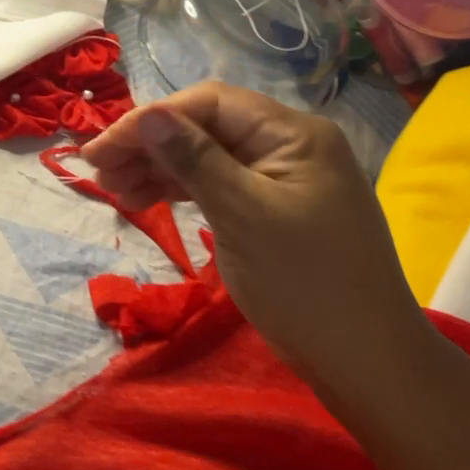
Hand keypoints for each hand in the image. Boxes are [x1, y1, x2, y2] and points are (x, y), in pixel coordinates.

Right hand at [80, 82, 428, 383]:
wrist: (369, 366)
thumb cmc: (307, 286)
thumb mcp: (243, 217)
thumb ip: (193, 160)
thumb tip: (147, 114)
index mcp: (293, 134)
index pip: (209, 104)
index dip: (152, 120)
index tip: (103, 149)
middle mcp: (290, 145)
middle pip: (205, 127)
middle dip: (150, 145)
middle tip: (100, 172)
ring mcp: (283, 177)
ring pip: (207, 155)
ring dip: (159, 168)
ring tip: (115, 191)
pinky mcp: (275, 208)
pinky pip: (219, 183)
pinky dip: (182, 190)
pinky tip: (148, 200)